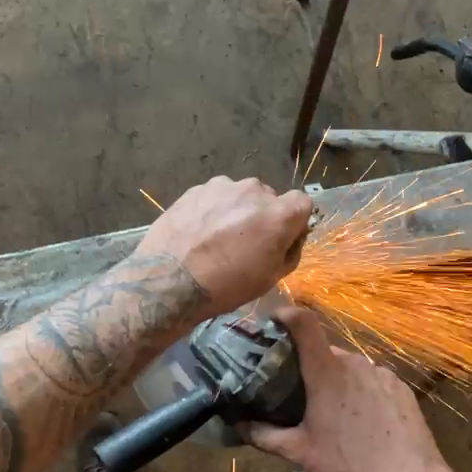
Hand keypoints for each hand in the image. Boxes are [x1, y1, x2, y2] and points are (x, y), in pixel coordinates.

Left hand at [136, 176, 312, 316]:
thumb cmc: (227, 285)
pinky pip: (213, 197)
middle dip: (262, 215)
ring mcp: (221, 186)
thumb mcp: (271, 277)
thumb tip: (290, 236)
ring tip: (217, 238)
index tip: (280, 238)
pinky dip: (211, 210)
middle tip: (245, 242)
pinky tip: (198, 233)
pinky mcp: (195, 189)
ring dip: (235, 210)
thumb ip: (290, 249)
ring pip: (238, 195)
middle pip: (267, 197)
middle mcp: (253, 190)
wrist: (170, 279)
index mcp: (279, 213)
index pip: (301, 202)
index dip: (293, 221)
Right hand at [248, 307, 444, 471]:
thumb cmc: (348, 461)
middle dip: (310, 367)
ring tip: (335, 413)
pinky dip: (363, 392)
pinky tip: (365, 421)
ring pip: (349, 368)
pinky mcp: (400, 387)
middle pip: (324, 352)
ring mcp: (380, 373)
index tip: (274, 322)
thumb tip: (238, 424)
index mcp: (325, 370)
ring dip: (338, 381)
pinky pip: (372, 380)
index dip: (287, 315)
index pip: (303, 323)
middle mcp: (353, 362)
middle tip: (301, 392)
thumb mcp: (300, 451)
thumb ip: (264, 435)